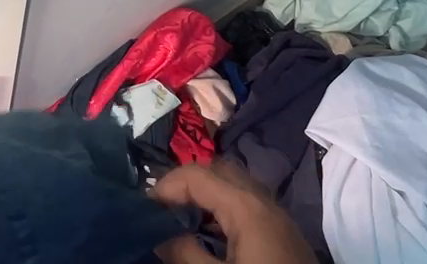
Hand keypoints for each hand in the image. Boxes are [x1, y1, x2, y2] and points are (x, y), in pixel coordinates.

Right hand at [149, 162, 315, 263]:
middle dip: (185, 183)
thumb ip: (185, 255)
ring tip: (179, 220)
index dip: (165, 186)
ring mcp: (277, 216)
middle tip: (160, 209)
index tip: (142, 209)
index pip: (197, 175)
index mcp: (245, 206)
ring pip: (234, 186)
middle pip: (217, 172)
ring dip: (205, 195)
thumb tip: (159, 235)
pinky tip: (210, 234)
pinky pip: (247, 205)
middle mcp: (262, 200)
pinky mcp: (284, 235)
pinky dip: (223, 209)